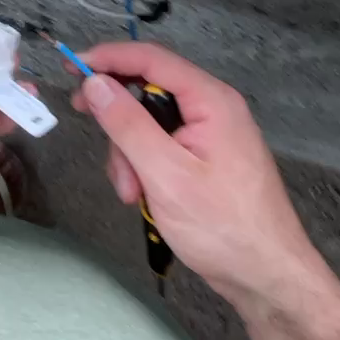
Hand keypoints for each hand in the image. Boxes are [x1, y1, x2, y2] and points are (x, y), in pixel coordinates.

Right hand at [70, 42, 325, 309]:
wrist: (269, 282)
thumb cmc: (222, 227)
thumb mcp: (165, 174)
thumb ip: (127, 124)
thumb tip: (93, 82)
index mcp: (210, 100)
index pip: (151, 58)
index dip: (108, 57)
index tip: (70, 65)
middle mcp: (211, 106)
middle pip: (147, 89)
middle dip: (117, 116)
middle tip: (82, 118)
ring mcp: (209, 132)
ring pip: (149, 120)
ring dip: (128, 151)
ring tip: (131, 192)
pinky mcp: (204, 155)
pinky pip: (161, 142)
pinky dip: (143, 164)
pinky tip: (142, 195)